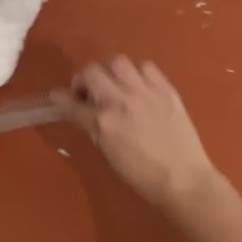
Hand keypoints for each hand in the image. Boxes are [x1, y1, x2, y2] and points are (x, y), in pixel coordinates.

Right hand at [56, 57, 217, 212]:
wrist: (183, 179)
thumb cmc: (141, 175)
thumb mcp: (108, 152)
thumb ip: (94, 127)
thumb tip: (86, 114)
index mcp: (102, 122)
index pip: (70, 103)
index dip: (60, 99)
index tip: (58, 98)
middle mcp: (120, 101)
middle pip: (91, 71)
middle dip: (85, 80)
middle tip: (90, 92)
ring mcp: (145, 92)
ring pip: (118, 62)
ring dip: (112, 72)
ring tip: (117, 86)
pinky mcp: (166, 90)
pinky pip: (147, 67)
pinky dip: (139, 74)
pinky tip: (141, 88)